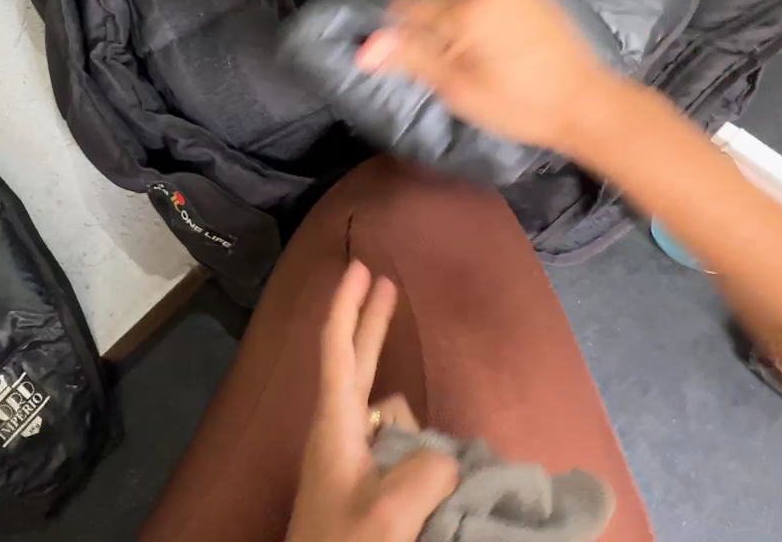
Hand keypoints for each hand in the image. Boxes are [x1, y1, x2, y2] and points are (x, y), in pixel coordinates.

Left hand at [285, 261, 457, 541]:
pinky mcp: (365, 484)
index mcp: (334, 423)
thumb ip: (422, 471)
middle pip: (356, 360)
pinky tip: (447, 479)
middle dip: (372, 320)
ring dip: (417, 424)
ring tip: (447, 470)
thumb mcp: (386, 513)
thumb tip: (446, 456)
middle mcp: (340, 431)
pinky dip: (421, 452)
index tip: (357, 269)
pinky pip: (400, 451)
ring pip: (390, 417)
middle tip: (384, 281)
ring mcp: (352, 459)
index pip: (336, 348)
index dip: (346, 305)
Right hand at [355, 0, 627, 156]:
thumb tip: (364, 47)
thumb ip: (411, 58)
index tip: (414, 60)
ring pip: (457, 0)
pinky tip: (497, 47)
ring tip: (480, 60)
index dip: (401, 35)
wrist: (588, 104)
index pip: (407, 9)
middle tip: (454, 69)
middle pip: (434, 3)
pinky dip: (480, 17)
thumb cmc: (520, 105)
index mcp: (469, 7)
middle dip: (435, 32)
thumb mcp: (458, 89)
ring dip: (457, 25)